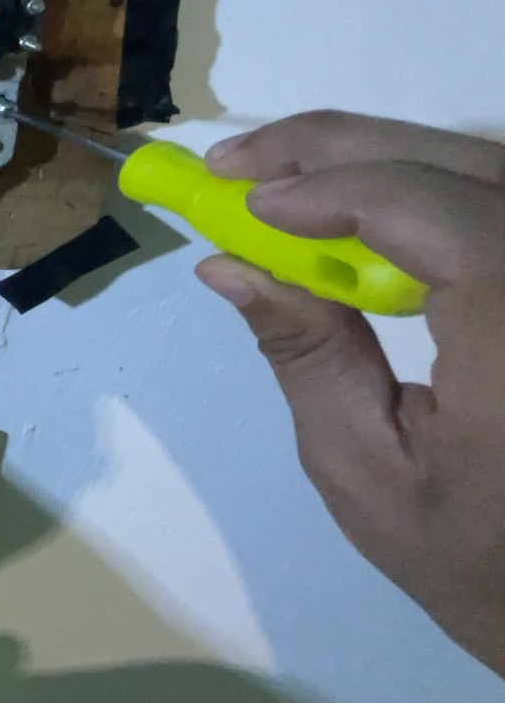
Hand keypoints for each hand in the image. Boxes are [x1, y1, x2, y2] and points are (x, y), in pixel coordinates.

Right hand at [197, 111, 504, 673]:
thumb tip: (226, 268)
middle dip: (344, 147)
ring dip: (384, 158)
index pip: (454, 221)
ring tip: (285, 178)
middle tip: (236, 160)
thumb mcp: (358, 461)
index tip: (245, 204)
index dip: (342, 192)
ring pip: (499, 169)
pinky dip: (430, 188)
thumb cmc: (474, 555)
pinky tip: (368, 208)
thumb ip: (303, 351)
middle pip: (481, 167)